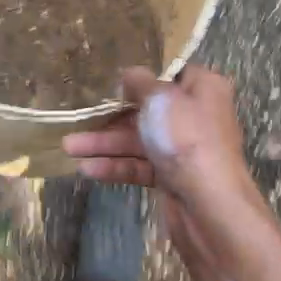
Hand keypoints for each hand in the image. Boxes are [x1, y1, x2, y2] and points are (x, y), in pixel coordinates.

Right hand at [62, 65, 254, 203]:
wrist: (211, 207)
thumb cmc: (187, 138)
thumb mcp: (160, 98)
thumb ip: (140, 82)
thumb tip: (130, 74)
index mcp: (203, 89)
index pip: (170, 73)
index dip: (141, 75)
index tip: (109, 77)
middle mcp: (195, 116)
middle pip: (146, 109)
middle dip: (109, 115)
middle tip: (78, 115)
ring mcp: (183, 149)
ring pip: (138, 140)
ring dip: (104, 143)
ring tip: (69, 147)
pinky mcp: (172, 177)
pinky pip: (139, 166)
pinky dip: (115, 166)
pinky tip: (87, 169)